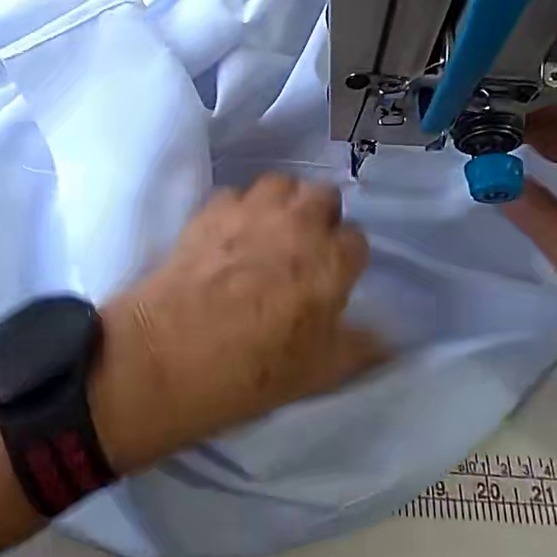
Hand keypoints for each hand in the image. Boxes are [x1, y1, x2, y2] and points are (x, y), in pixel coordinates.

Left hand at [89, 175, 387, 472]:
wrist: (171, 353)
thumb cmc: (252, 370)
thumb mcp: (319, 372)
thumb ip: (360, 347)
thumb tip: (386, 340)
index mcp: (331, 261)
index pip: (357, 240)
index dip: (344, 257)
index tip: (332, 274)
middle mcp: (296, 225)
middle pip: (322, 196)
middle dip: (318, 216)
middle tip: (302, 247)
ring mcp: (250, 212)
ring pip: (278, 184)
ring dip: (280, 202)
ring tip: (267, 230)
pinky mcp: (208, 211)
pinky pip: (233, 194)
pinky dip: (236, 209)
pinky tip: (226, 234)